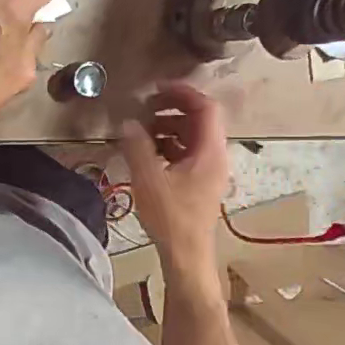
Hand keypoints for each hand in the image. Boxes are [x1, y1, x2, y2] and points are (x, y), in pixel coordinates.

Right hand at [121, 82, 230, 266]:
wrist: (186, 255)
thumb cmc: (171, 218)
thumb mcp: (148, 179)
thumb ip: (137, 146)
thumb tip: (128, 122)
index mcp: (210, 151)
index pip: (206, 107)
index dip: (182, 93)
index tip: (156, 89)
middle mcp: (215, 156)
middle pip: (200, 119)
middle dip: (172, 109)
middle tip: (145, 107)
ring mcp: (209, 170)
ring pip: (192, 136)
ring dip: (168, 127)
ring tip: (142, 130)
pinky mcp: (200, 182)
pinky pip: (188, 152)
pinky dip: (169, 145)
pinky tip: (148, 152)